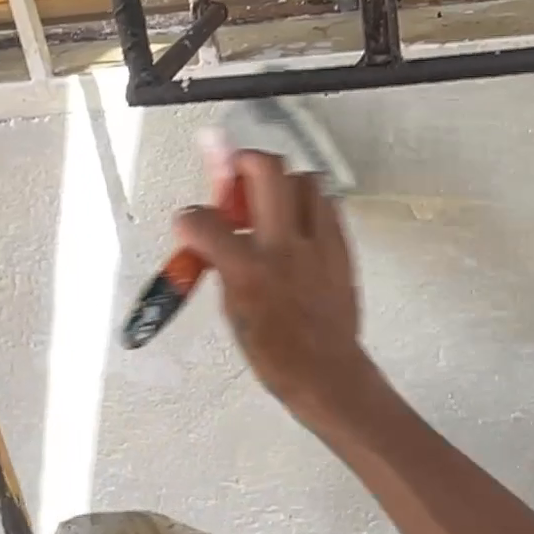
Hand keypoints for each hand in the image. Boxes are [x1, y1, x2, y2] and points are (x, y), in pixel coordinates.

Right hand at [175, 150, 374, 421]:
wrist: (327, 372)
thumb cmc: (273, 352)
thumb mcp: (233, 309)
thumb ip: (224, 263)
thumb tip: (213, 231)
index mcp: (247, 271)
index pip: (205, 222)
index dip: (190, 218)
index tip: (191, 221)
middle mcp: (283, 247)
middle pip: (267, 169)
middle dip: (244, 161)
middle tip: (236, 176)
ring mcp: (318, 243)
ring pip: (305, 178)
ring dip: (284, 183)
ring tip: (274, 204)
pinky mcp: (342, 247)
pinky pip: (329, 203)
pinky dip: (310, 205)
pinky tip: (300, 225)